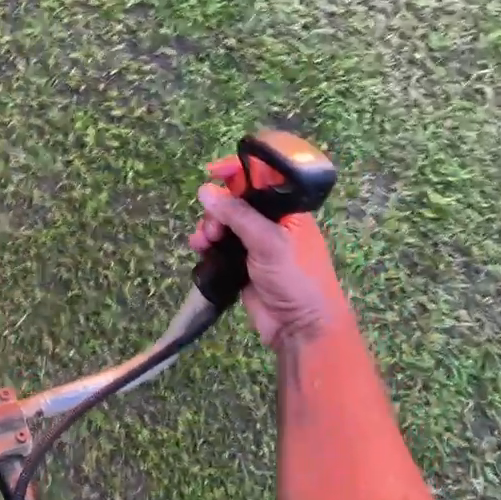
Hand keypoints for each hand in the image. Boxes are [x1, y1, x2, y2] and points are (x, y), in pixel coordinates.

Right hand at [189, 155, 332, 350]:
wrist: (301, 329)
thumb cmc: (297, 280)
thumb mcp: (270, 242)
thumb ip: (238, 214)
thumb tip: (205, 189)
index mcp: (288, 211)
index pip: (262, 177)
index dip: (238, 170)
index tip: (213, 172)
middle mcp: (271, 223)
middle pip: (235, 199)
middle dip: (217, 207)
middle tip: (214, 226)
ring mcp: (255, 243)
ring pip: (223, 221)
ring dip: (208, 226)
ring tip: (204, 242)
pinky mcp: (241, 262)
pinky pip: (218, 243)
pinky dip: (206, 243)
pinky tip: (199, 249)